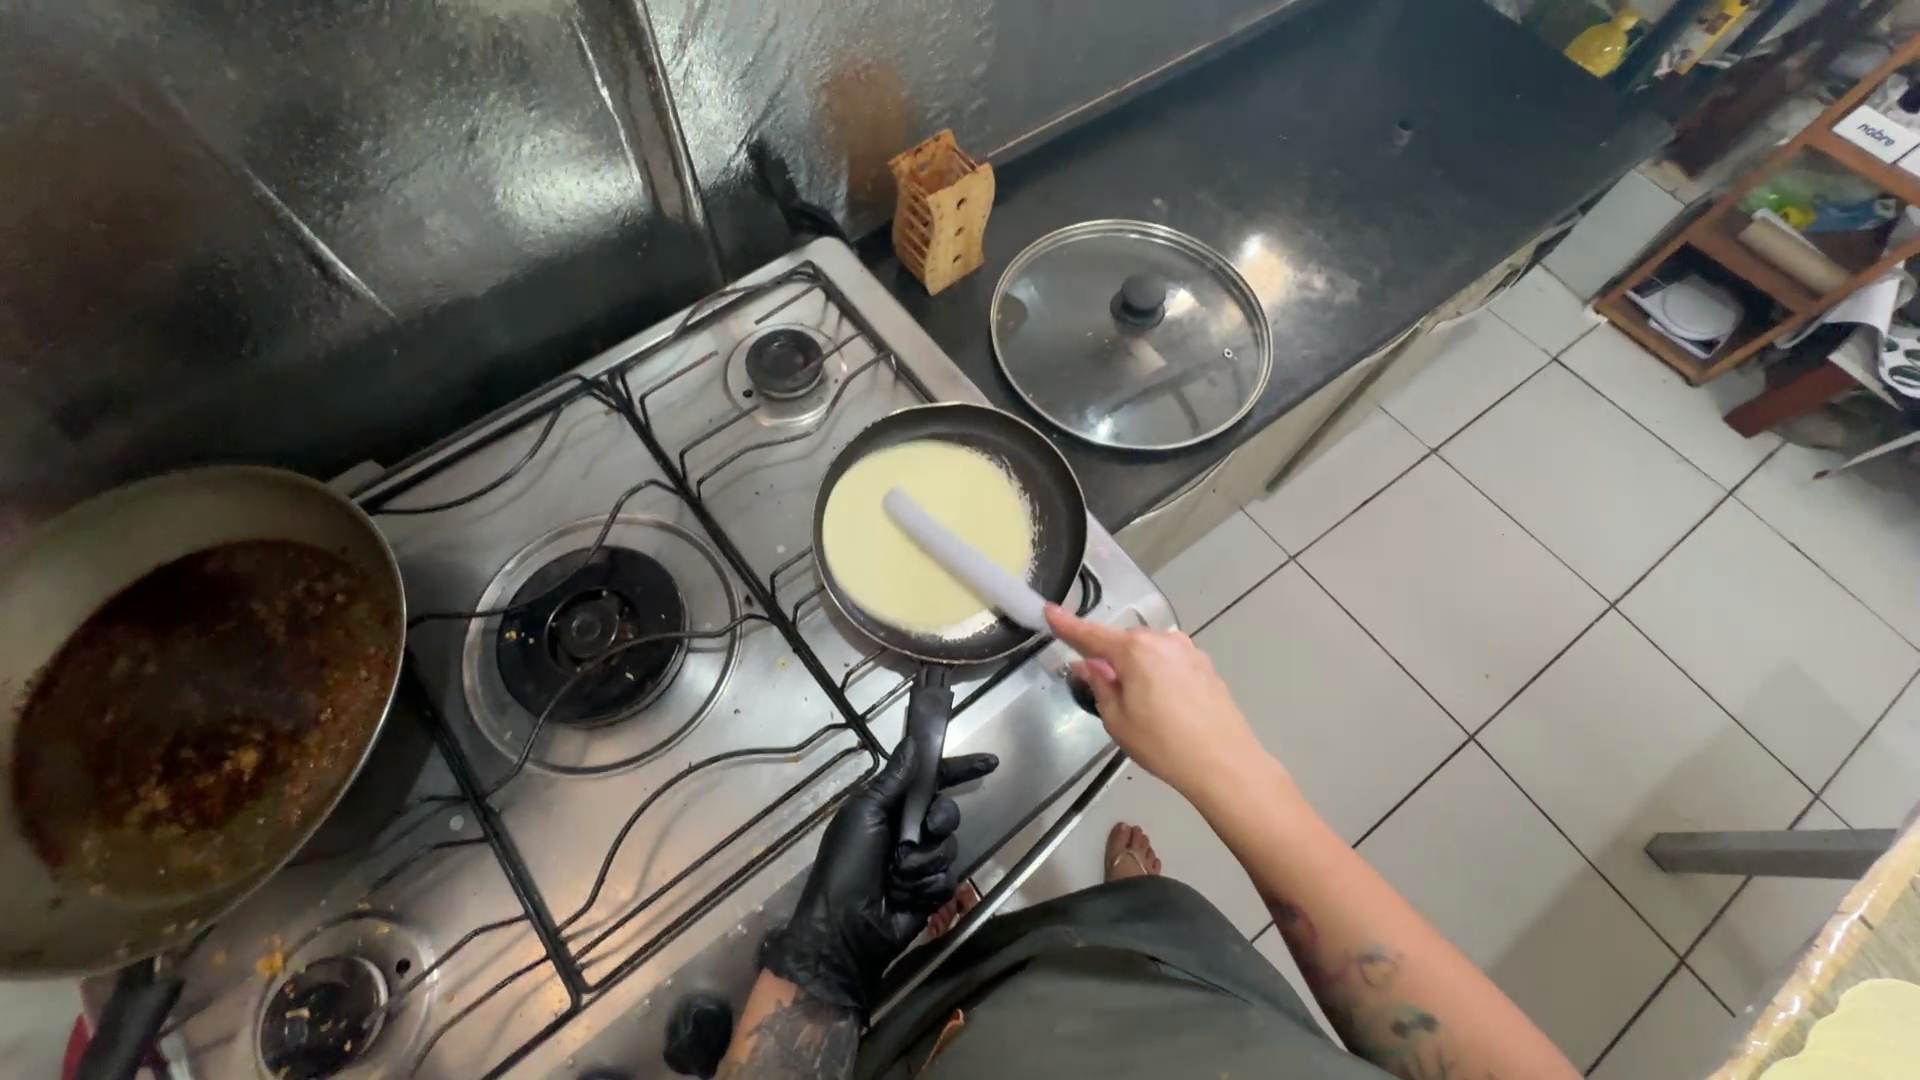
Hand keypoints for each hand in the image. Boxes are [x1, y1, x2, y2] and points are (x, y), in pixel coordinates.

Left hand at [761, 737, 996, 1014]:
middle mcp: (908, 830)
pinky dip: (926, 889)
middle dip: (939, 822)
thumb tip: (913, 741)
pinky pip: (947, 879)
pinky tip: (905, 899)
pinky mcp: (930, 891)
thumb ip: (893, 779)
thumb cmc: (847, 865)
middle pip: (947, 812)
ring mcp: (920, 862)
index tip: (990, 762)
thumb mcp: (865, 815)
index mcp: (890, 806)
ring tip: (897, 877)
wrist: (845, 930)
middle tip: (926, 832)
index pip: (931, 779)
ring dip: (923, 863)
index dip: (961, 769)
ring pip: (949, 848)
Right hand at [1046, 605, 1273, 799]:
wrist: (1225, 763)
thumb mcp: (1117, 719)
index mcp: (1134, 649)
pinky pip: (1170, 661)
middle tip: (1104, 688)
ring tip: (1141, 704)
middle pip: (1123, 641)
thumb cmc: (1162, 743)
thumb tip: (1088, 665)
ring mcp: (1188, 650)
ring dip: (1137, 666)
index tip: (1048, 610)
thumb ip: (1100, 684)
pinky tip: (1166, 704)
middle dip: (1109, 656)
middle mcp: (1162, 640)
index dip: (1066, 624)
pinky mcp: (1206, 666)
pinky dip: (1159, 674)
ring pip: (1149, 651)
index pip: (1090, 634)